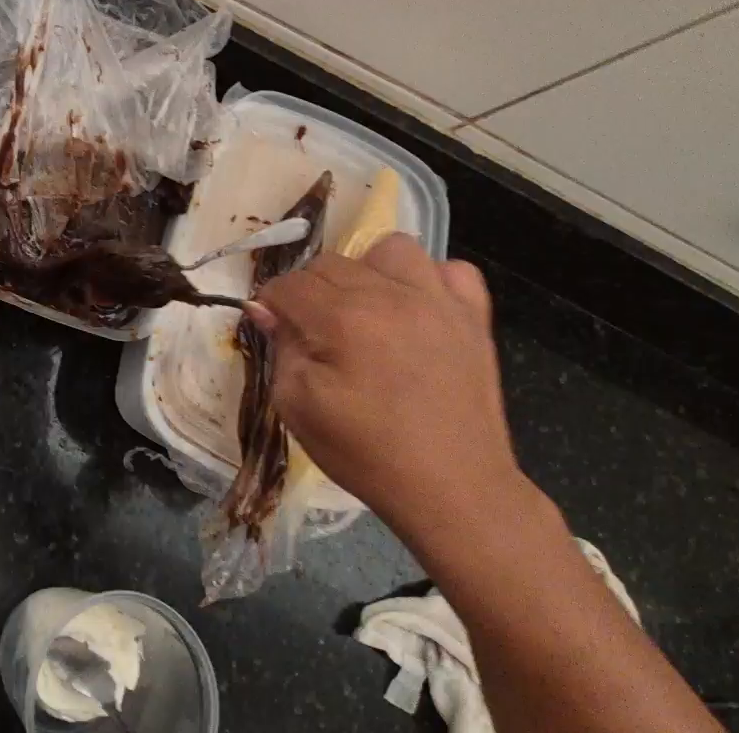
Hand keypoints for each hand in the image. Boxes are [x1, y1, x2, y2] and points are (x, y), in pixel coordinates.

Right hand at [242, 234, 527, 546]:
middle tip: (313, 331)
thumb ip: (280, 349)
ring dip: (368, 270)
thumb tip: (264, 311)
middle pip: (331, 263)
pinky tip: (417, 311)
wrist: (453, 489)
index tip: (274, 330)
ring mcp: (439, 302)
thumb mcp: (297, 406)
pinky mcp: (474, 319)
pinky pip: (453, 271)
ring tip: (366, 308)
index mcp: (342, 319)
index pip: (288, 284)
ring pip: (391, 249)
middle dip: (311, 290)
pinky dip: (431, 281)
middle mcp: (390, 296)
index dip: (272, 304)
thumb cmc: (365, 453)